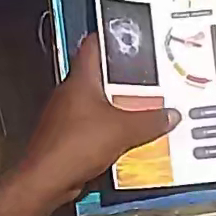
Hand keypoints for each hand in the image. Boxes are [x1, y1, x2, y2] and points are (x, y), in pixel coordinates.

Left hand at [0, 36, 177, 215]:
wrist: (47, 179)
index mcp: (80, 81)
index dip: (110, 37)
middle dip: (124, 82)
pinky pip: (92, 128)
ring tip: (143, 113)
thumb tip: (168, 116)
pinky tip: (124, 140)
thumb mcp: (123, 130)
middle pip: (99, 79)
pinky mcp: (66, 138)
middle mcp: (70, 95)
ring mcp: (65, 116)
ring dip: (118, 110)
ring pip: (97, 105)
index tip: (127, 35)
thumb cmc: (73, 146)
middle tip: (148, 83)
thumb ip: (150, 121)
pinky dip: (109, 132)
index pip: (92, 46)